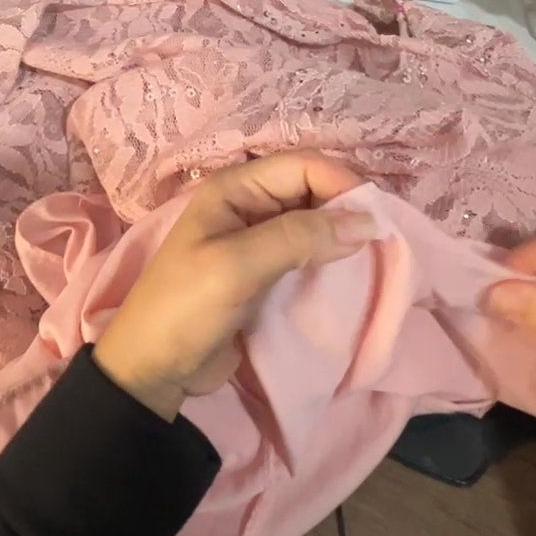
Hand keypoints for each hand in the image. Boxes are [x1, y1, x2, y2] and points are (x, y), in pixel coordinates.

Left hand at [93, 152, 377, 420]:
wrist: (153, 369)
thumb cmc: (187, 306)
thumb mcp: (239, 266)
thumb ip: (299, 237)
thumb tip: (366, 221)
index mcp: (236, 187)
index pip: (302, 166)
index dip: (341, 184)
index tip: (375, 219)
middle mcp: (249, 203)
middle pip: (311, 189)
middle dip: (346, 207)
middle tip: (381, 238)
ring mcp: (257, 238)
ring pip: (313, 220)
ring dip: (342, 234)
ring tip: (374, 255)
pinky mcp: (267, 271)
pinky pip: (308, 252)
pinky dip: (331, 258)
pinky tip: (351, 272)